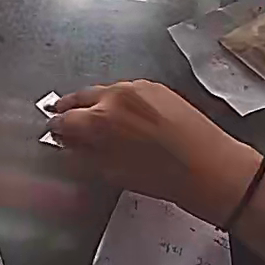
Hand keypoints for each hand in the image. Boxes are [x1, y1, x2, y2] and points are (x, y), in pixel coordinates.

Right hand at [51, 81, 260, 223]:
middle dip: (71, 109)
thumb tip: (70, 142)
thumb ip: (85, 153)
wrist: (210, 167)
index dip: (56, 129)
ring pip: (104, 91)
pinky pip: (127, 90)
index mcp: (101, 120)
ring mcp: (138, 87)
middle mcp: (116, 96)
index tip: (54, 134)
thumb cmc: (163, 178)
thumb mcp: (113, 172)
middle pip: (81, 97)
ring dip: (94, 103)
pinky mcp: (156, 86)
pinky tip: (122, 115)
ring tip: (94, 119)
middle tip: (65, 120)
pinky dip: (118, 100)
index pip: (65, 119)